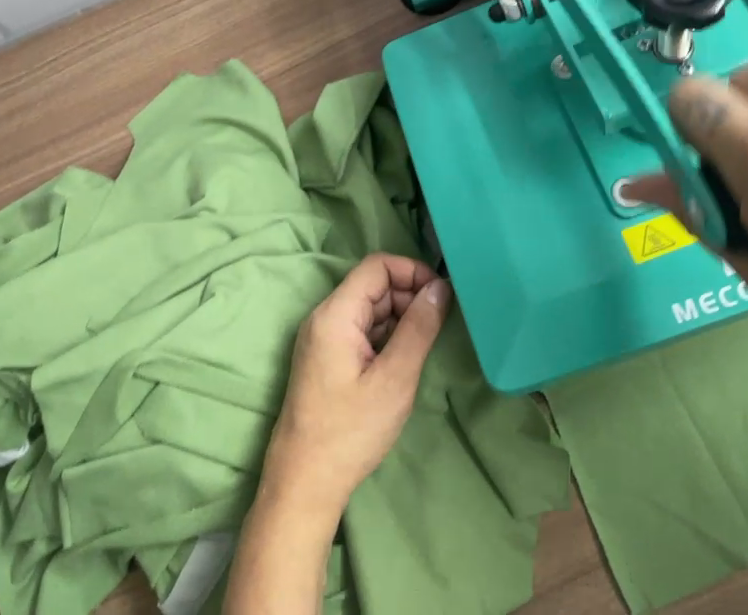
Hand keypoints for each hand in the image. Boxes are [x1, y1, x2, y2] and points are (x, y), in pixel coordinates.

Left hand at [259, 254, 451, 520]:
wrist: (305, 481)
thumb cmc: (351, 430)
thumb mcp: (395, 378)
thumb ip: (419, 328)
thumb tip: (441, 287)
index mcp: (335, 315)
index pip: (377, 266)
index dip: (412, 272)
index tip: (442, 295)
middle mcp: (325, 318)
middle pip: (373, 286)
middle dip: (410, 295)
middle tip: (440, 324)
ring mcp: (323, 339)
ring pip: (370, 308)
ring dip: (401, 317)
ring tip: (428, 343)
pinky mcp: (328, 359)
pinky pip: (362, 330)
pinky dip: (388, 335)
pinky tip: (406, 358)